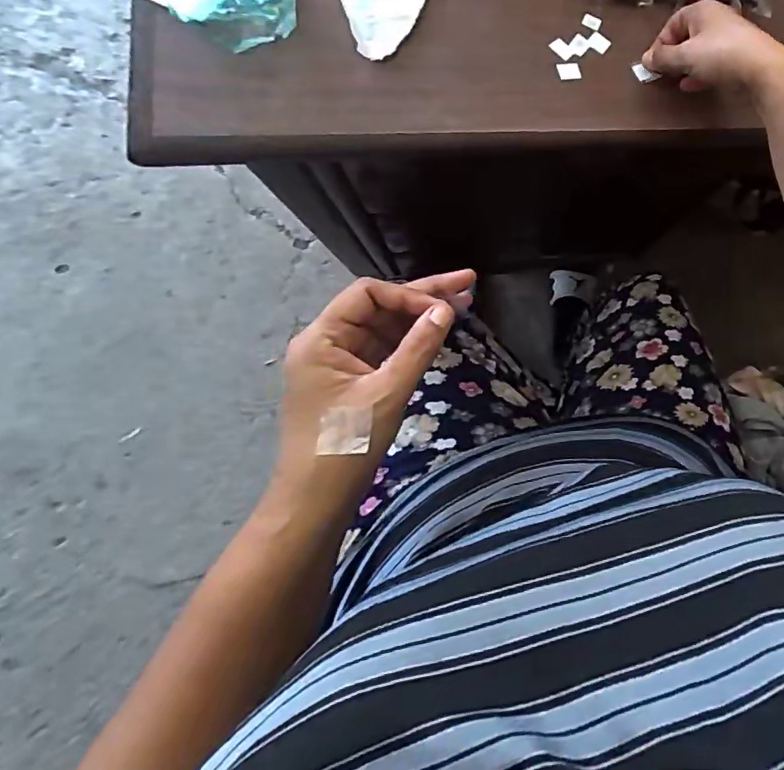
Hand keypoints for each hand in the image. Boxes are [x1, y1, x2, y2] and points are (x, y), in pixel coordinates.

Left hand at [267, 270, 474, 503]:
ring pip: (386, 326)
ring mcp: (341, 362)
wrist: (316, 501)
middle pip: (379, 306)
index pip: (368, 294)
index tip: (444, 308)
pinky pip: (386, 349)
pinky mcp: (354, 380)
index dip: (409, 294)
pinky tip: (439, 330)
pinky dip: (412, 339)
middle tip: (467, 282)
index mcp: (321, 338)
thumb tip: (445, 310)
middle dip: (423, 295)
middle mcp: (328, 342)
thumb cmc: (345, 444)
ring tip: (463, 301)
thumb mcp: (386, 392)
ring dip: (421, 315)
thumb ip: (417, 347)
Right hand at [642, 0, 783, 94]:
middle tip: (665, 73)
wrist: (764, 69)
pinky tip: (694, 85)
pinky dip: (702, 72)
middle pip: (687, 36)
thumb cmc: (720, 55)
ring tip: (677, 80)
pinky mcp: (741, 55)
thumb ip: (663, 58)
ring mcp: (731, 37)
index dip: (659, 44)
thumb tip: (645, 59)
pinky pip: (715, 62)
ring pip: (701, 50)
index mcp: (701, 10)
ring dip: (688, 65)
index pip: (671, 24)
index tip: (653, 64)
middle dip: (674, 56)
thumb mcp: (685, 56)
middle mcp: (716, 19)